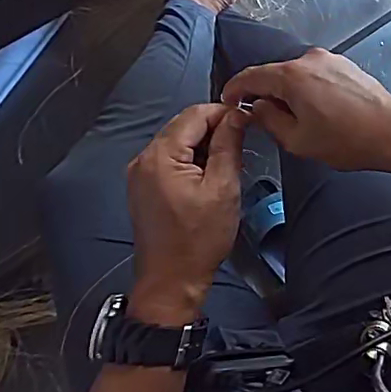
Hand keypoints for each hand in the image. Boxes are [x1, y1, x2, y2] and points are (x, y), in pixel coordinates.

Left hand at [124, 103, 246, 323]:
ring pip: (179, 142)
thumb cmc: (199, 238)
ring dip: (206, 145)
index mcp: (161, 156)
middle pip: (184, 126)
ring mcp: (141, 174)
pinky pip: (172, 160)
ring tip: (232, 161)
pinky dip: (194, 160)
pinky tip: (213, 175)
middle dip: (216, 128)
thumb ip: (229, 145)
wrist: (173, 278)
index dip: (225, 112)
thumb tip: (237, 116)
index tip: (249, 120)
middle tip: (245, 141)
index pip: (194, 115)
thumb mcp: (224, 188)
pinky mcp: (145, 187)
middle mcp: (144, 160)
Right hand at [220, 48, 390, 169]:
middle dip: (265, 94)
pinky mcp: (346, 66)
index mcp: (291, 75)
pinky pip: (316, 75)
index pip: (250, 76)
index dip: (234, 90)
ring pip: (297, 75)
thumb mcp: (297, 139)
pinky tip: (318, 112)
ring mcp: (330, 60)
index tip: (229, 101)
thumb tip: (256, 107)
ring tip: (297, 120)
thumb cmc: (348, 139)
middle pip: (275, 74)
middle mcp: (310, 60)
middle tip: (263, 119)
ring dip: (289, 93)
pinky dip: (309, 90)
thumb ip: (268, 120)